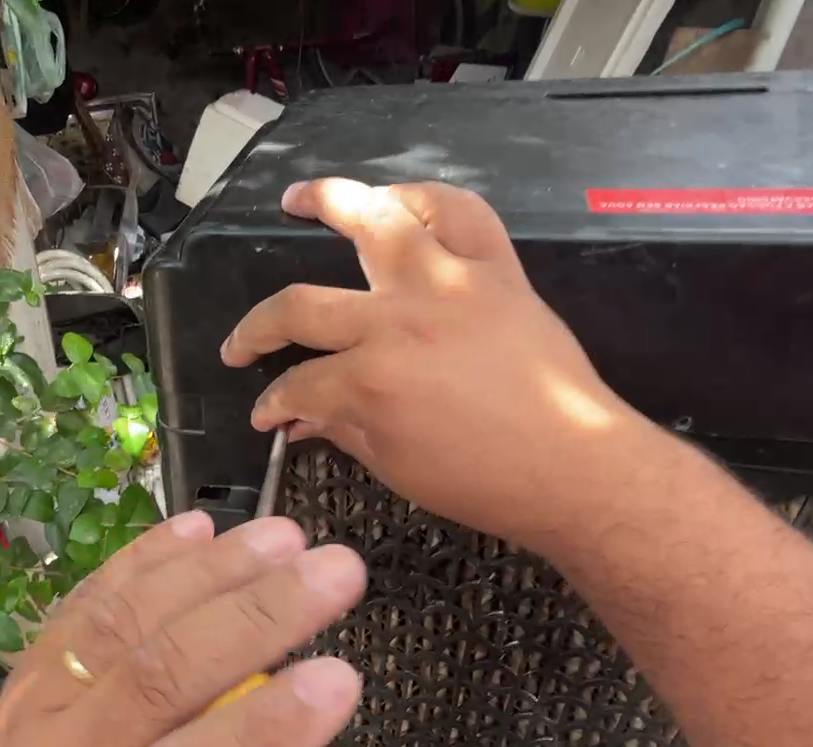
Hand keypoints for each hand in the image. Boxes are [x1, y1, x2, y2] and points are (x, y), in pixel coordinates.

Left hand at [0, 510, 366, 746]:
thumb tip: (291, 725)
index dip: (263, 728)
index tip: (341, 677)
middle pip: (156, 679)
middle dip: (256, 619)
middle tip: (334, 572)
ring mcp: (35, 701)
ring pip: (124, 622)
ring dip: (211, 570)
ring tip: (284, 537)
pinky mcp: (30, 658)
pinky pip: (88, 597)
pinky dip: (147, 556)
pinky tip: (202, 525)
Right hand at [221, 178, 663, 549]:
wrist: (573, 469)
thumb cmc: (482, 482)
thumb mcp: (394, 466)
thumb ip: (339, 430)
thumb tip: (299, 421)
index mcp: (369, 382)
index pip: (295, 387)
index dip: (271, 405)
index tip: (265, 417)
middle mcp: (398, 321)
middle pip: (302, 306)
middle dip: (256, 330)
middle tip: (240, 344)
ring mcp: (448, 285)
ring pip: (377, 221)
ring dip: (328, 202)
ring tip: (297, 198)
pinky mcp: (495, 271)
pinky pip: (462, 211)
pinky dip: (426, 199)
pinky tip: (398, 202)